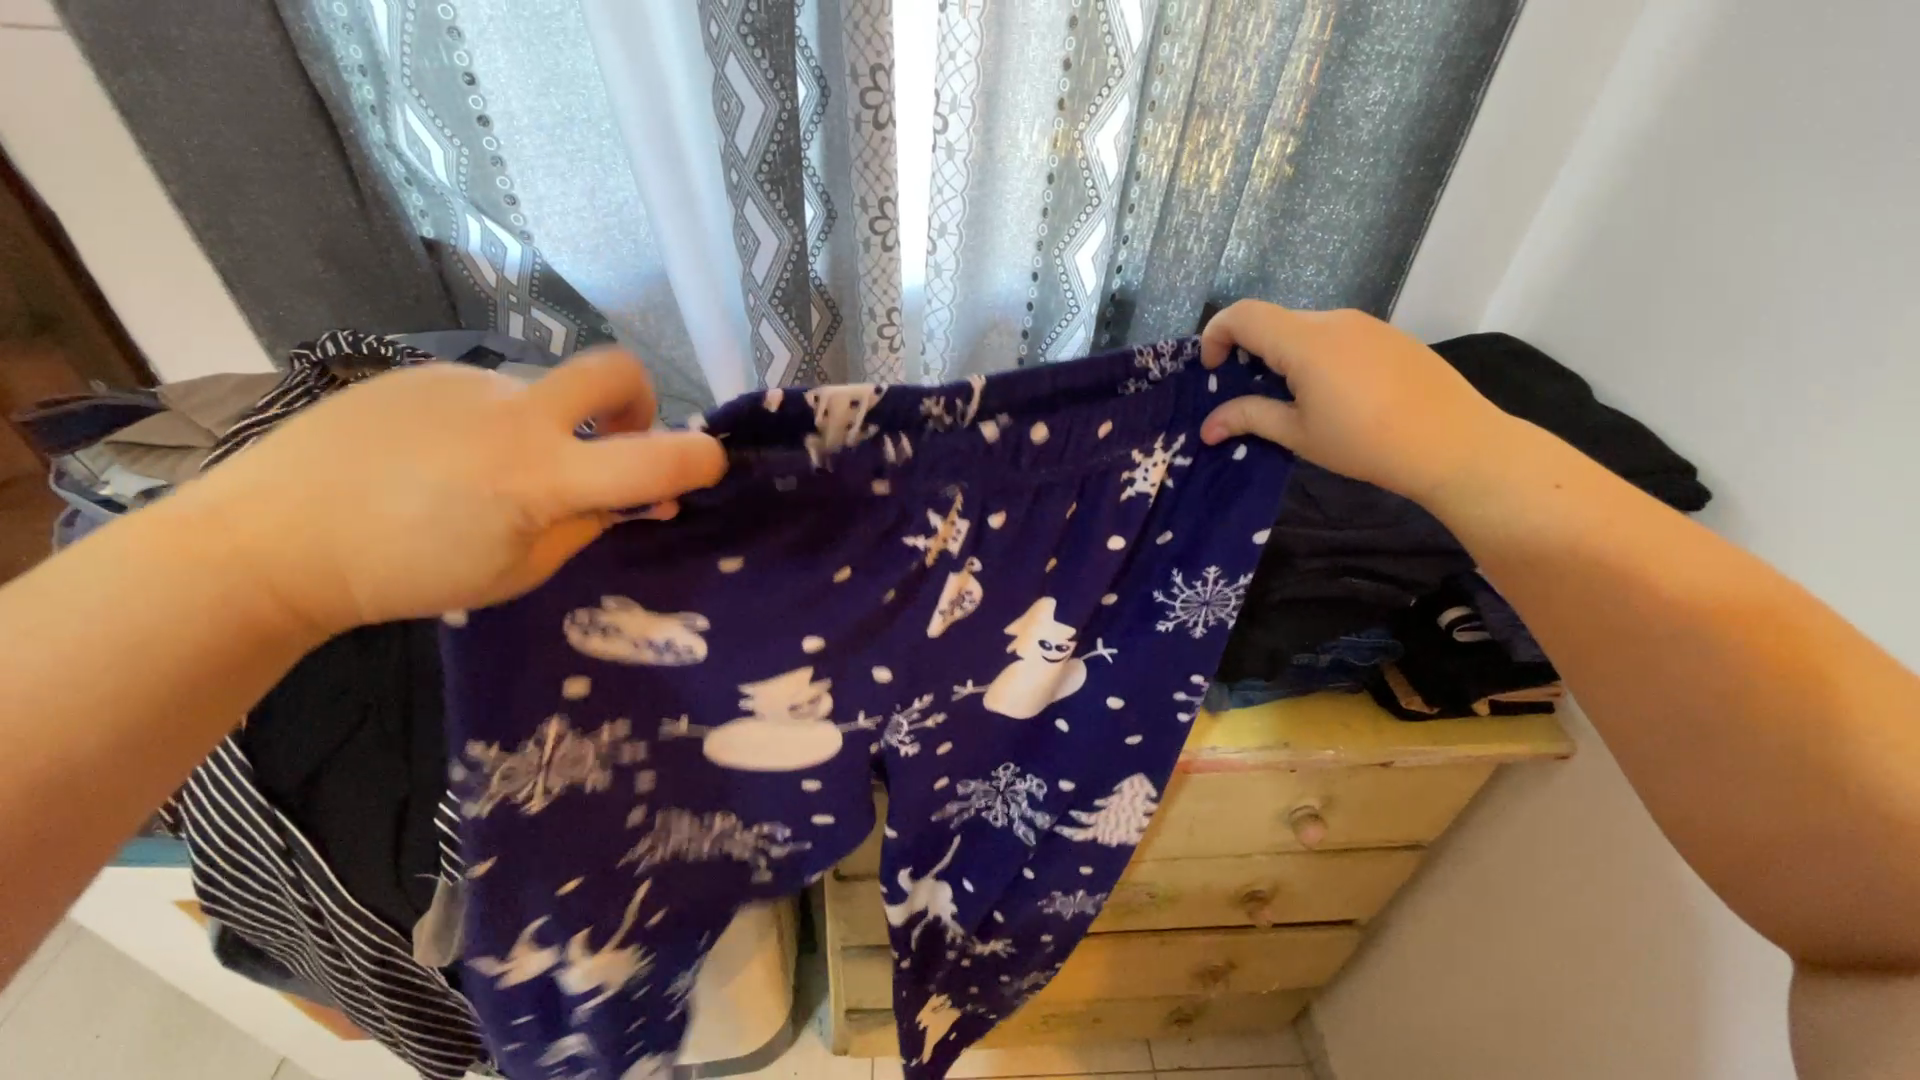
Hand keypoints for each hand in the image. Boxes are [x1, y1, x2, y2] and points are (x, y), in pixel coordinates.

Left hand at [169, 349, 724, 634]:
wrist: (274, 538)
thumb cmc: (406, 575)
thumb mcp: (517, 572)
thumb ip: (589, 528)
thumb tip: (643, 500)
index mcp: (541, 477)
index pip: (656, 458)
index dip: (701, 459)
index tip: (708, 467)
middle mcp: (515, 413)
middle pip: (616, 370)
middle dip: (641, 402)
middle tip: (615, 441)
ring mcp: (468, 382)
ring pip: (544, 392)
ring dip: (549, 428)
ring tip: (488, 475)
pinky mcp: (426, 372)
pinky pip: (490, 392)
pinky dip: (494, 425)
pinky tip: (441, 460)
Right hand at [1197, 300, 1513, 502]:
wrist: (1455, 443)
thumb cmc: (1366, 442)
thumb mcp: (1299, 435)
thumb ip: (1250, 418)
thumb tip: (1207, 427)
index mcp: (1304, 340)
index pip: (1242, 314)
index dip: (1215, 336)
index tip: (1213, 372)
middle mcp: (1333, 320)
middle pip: (1273, 320)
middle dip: (1249, 351)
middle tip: (1250, 395)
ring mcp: (1366, 324)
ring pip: (1305, 328)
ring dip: (1283, 355)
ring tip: (1295, 401)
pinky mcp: (1389, 336)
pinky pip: (1336, 336)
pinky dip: (1315, 356)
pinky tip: (1336, 396)